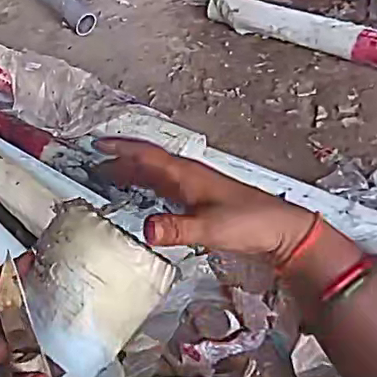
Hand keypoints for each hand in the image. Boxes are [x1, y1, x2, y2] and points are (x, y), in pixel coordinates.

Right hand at [97, 139, 316, 272]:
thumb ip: (177, 228)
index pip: (147, 155)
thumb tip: (146, 229)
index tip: (98, 144)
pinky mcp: (198, 201)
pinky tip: (141, 198)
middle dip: (119, 160)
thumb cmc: (252, 224)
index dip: (121, 149)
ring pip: (154, 174)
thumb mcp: (211, 229)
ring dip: (131, 173)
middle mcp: (188, 177)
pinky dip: (145, 188)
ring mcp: (193, 188)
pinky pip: (163, 188)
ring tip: (110, 177)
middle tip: (94, 162)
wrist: (282, 231)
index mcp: (187, 175)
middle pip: (146, 162)